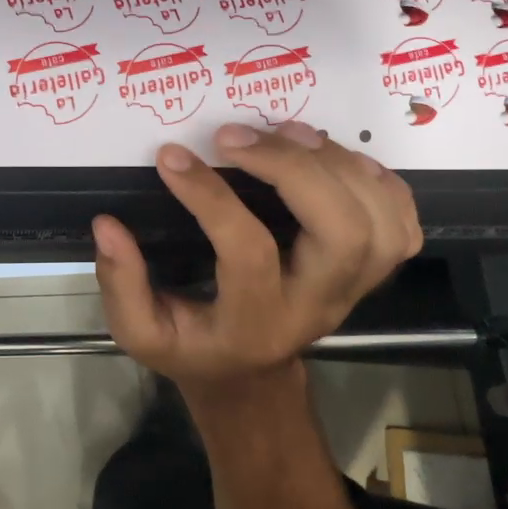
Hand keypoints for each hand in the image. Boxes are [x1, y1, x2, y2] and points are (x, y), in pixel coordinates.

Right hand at [92, 120, 421, 403]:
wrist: (248, 375)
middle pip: (342, 231)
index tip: (171, 156)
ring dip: (336, 164)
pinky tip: (328, 155)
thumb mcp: (139, 331)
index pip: (248, 249)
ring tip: (282, 132)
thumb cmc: (190, 348)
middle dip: (294, 169)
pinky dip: (375, 178)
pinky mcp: (370, 271)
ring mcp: (352, 289)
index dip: (211, 196)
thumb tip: (107, 225)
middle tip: (234, 135)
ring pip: (380, 222)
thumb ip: (120, 283)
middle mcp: (316, 305)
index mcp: (255, 321)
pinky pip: (400, 221)